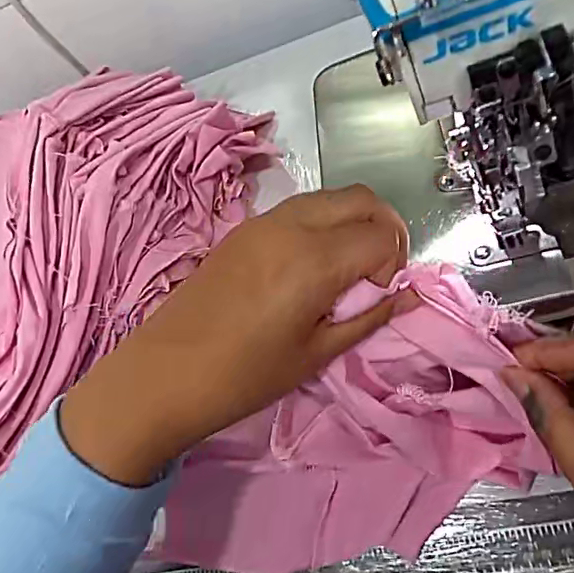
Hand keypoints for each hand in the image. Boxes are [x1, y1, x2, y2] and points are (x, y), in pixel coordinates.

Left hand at [61, 185, 417, 484]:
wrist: (164, 374)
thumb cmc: (244, 376)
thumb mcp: (316, 353)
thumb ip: (369, 316)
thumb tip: (408, 294)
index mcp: (314, 259)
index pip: (381, 236)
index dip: (395, 263)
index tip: (381, 295)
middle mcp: (292, 225)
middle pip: (363, 199)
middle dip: (385, 228)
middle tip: (380, 272)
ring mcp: (265, 220)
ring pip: (331, 196)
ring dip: (355, 221)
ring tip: (349, 268)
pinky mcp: (246, 227)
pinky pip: (302, 207)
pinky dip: (325, 222)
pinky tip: (315, 264)